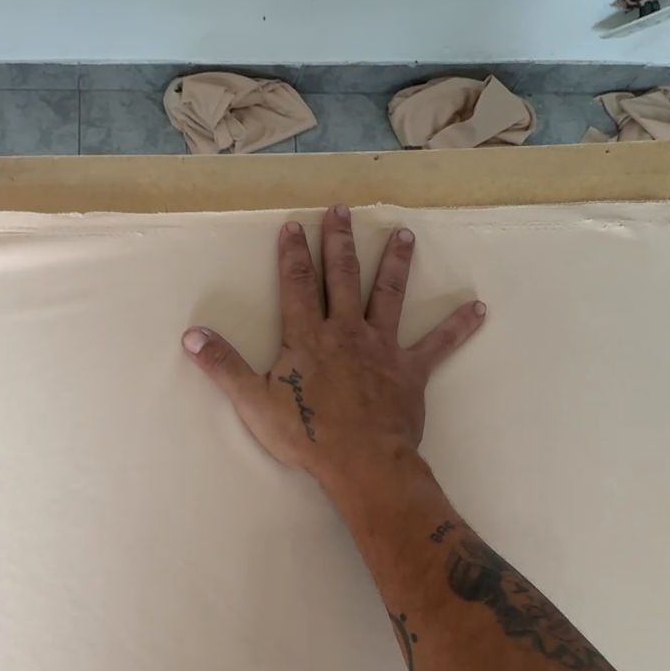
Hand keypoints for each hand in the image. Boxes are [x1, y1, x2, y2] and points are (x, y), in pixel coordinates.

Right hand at [182, 205, 484, 483]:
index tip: (293, 226)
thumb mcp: (252, 401)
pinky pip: (439, 345)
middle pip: (342, 278)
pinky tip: (478, 308)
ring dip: (397, 264)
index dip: (292, 255)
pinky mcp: (410, 371)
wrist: (360, 459)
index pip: (296, 286)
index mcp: (307, 337)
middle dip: (340, 243)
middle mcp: (346, 331)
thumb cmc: (305, 432)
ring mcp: (382, 348)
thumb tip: (191, 335)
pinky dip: (458, 327)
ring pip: (390, 297)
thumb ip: (223, 365)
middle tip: (342, 210)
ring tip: (405, 235)